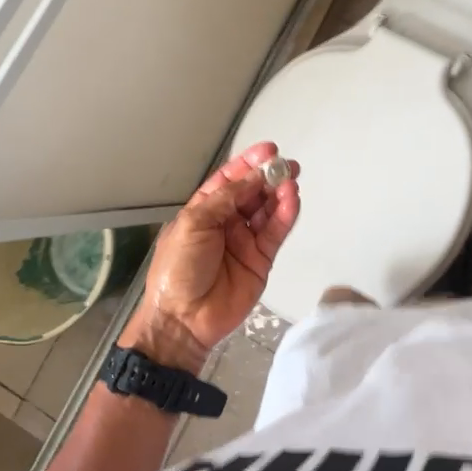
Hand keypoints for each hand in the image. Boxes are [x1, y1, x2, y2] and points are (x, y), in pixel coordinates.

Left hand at [119, 142, 300, 372]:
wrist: (182, 320)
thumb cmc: (179, 268)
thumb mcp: (194, 224)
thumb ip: (227, 199)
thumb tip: (254, 178)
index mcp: (205, 210)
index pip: (230, 180)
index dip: (248, 163)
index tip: (269, 150)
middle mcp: (227, 221)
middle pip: (253, 192)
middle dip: (269, 176)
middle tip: (288, 165)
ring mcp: (246, 240)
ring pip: (268, 209)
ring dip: (280, 193)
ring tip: (291, 181)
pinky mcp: (262, 259)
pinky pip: (276, 232)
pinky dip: (286, 215)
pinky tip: (292, 200)